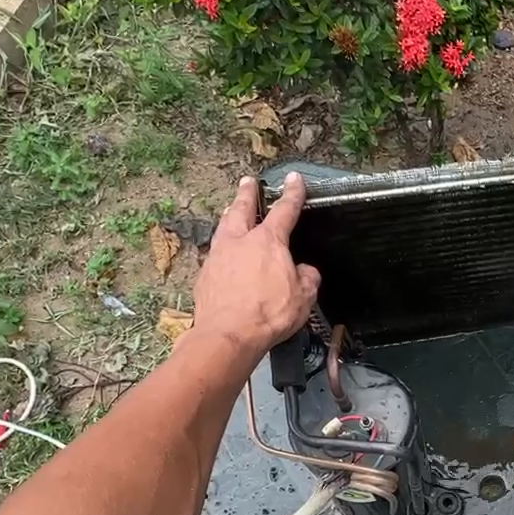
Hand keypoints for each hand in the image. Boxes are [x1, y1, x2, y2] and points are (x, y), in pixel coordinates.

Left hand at [191, 173, 321, 353]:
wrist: (229, 334)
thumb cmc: (268, 315)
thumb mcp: (304, 297)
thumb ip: (307, 278)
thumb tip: (305, 272)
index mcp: (268, 242)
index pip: (284, 210)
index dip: (292, 194)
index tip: (294, 180)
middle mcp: (240, 242)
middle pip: (242, 208)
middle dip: (247, 193)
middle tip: (248, 182)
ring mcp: (219, 256)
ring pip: (224, 227)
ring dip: (229, 215)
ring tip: (230, 209)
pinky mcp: (206, 274)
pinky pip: (216, 253)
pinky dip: (223, 248)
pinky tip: (225, 254)